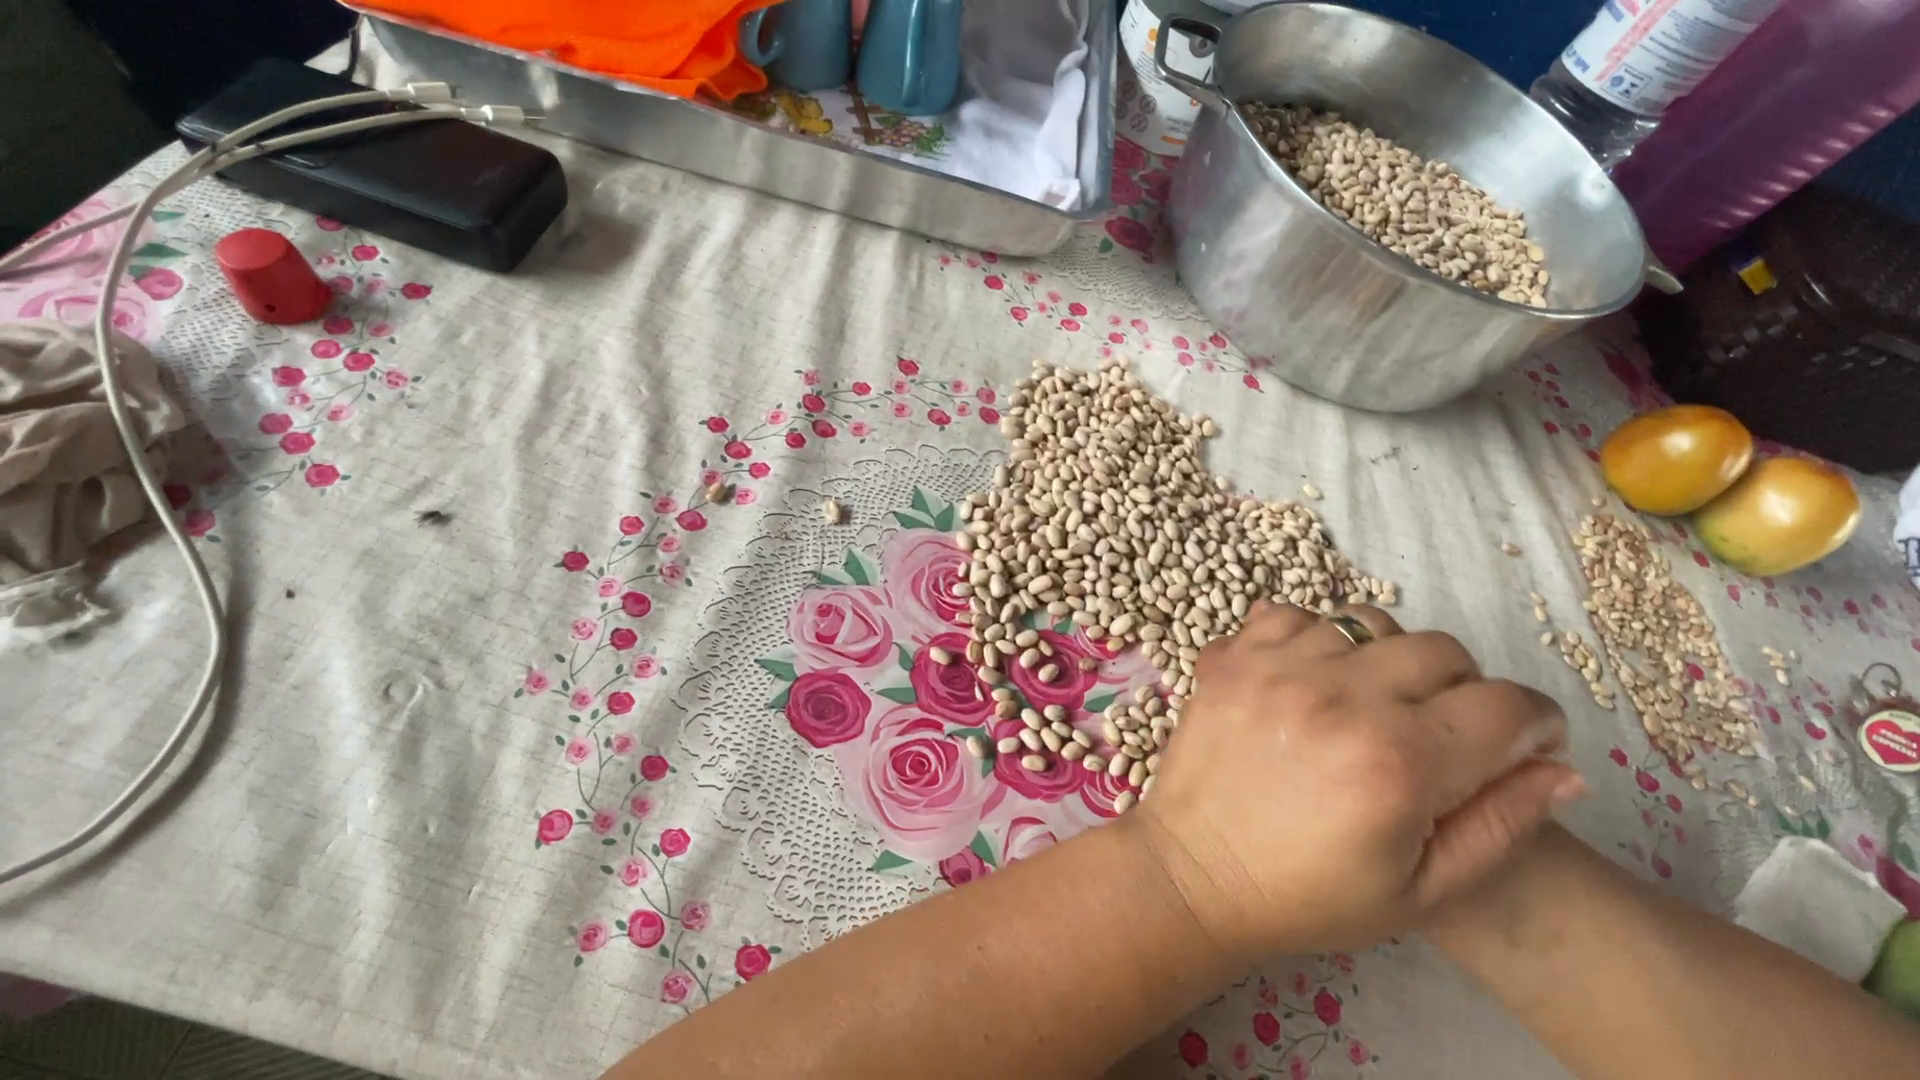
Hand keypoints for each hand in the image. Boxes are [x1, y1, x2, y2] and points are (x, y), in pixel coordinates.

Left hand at [1126, 601, 1584, 956]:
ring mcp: (1278, 669)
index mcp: (1399, 762)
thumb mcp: (1423, 891)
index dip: (1533, 724)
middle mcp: (1340, 698)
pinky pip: (1291, 615)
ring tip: (1368, 704)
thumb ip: (1501, 824)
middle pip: (1441, 651)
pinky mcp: (1231, 659)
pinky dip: (1313, 637)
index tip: (1521, 744)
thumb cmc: (1308, 896)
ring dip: (1384, 660)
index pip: (1507, 705)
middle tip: (1438, 729)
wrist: (1194, 874)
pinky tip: (1313, 680)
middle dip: (1462, 688)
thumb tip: (1562, 767)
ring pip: (1368, 625)